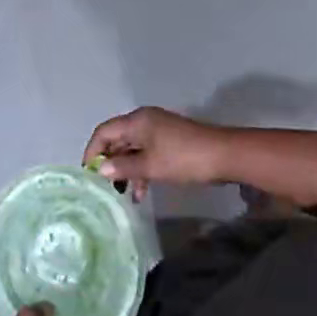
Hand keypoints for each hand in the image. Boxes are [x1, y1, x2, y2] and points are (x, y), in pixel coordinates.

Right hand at [83, 107, 234, 199]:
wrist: (226, 156)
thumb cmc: (184, 159)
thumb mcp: (151, 166)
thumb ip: (124, 167)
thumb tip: (101, 169)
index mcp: (136, 121)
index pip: (104, 132)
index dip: (93, 151)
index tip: (89, 174)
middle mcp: (144, 121)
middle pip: (117, 139)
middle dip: (110, 162)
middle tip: (106, 186)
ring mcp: (158, 130)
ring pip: (133, 148)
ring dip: (127, 169)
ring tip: (126, 194)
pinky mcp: (170, 141)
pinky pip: (147, 153)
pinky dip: (142, 169)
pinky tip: (143, 191)